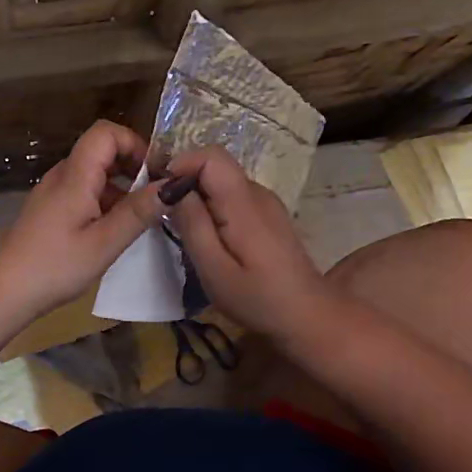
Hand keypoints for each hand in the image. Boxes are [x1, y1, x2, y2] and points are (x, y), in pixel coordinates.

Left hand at [0, 120, 168, 319]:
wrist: (3, 292)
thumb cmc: (55, 266)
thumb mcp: (104, 243)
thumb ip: (139, 212)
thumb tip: (174, 185)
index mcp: (75, 176)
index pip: (106, 132)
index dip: (134, 143)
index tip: (155, 172)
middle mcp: (62, 176)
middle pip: (101, 150)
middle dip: (133, 166)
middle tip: (155, 196)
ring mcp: (54, 193)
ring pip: (94, 173)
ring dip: (121, 187)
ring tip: (141, 218)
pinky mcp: (50, 210)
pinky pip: (84, 192)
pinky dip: (105, 202)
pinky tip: (115, 231)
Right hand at [162, 148, 335, 339]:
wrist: (308, 316)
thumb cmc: (258, 299)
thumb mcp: (214, 269)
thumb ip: (193, 225)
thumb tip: (172, 189)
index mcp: (244, 203)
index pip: (211, 156)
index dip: (182, 165)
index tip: (163, 195)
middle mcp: (258, 192)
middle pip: (216, 166)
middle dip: (187, 184)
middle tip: (169, 219)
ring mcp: (267, 202)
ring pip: (223, 182)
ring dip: (200, 199)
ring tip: (190, 234)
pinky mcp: (269, 214)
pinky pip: (234, 197)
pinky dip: (215, 209)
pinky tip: (214, 241)